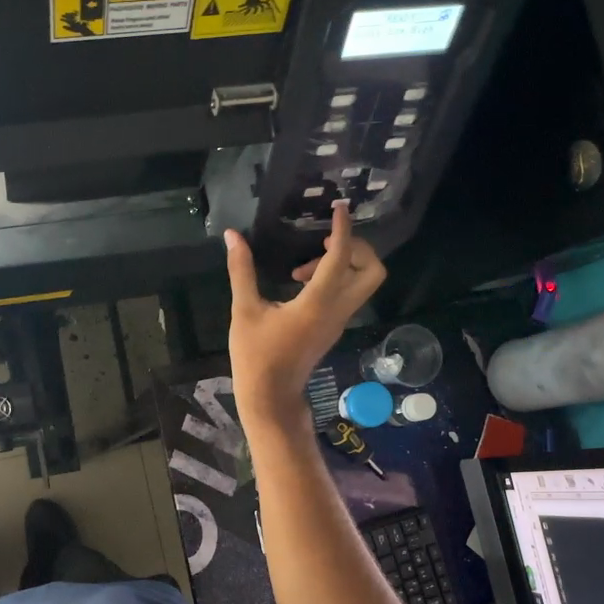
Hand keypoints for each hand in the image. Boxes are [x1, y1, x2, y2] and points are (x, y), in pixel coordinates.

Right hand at [224, 201, 385, 430]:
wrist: (270, 396)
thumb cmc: (256, 355)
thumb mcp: (245, 311)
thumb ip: (241, 271)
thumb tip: (232, 236)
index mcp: (318, 302)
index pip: (341, 256)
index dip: (342, 228)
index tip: (338, 207)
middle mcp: (337, 310)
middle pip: (372, 270)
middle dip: (356, 248)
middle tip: (324, 243)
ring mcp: (339, 321)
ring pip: (363, 283)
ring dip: (342, 264)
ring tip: (302, 269)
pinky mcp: (333, 328)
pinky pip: (348, 295)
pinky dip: (335, 279)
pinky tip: (302, 283)